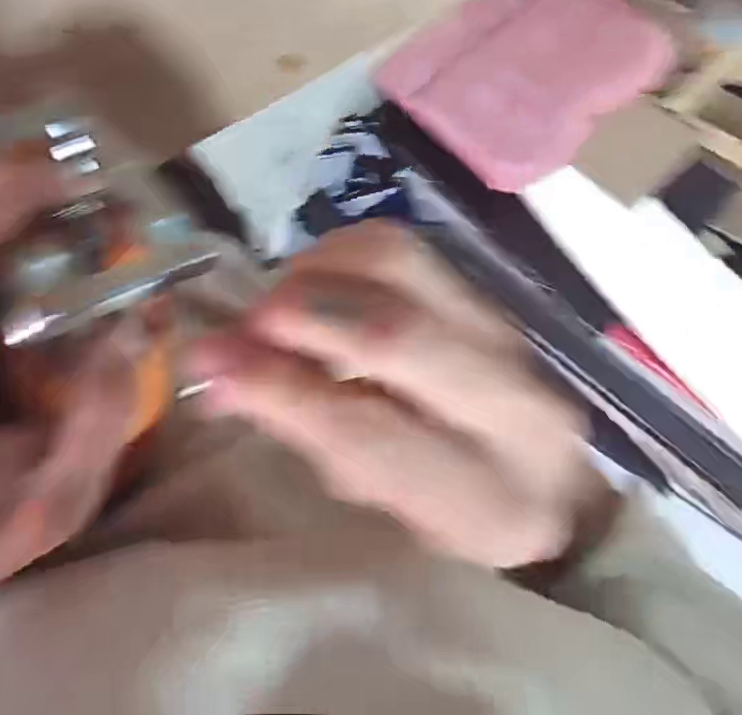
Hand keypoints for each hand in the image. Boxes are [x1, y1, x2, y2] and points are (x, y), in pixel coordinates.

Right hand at [190, 221, 614, 571]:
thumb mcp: (368, 490)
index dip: (282, 390)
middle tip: (243, 323)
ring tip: (278, 304)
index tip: (211, 365)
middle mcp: (515, 404)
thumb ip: (297, 425)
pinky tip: (313, 280)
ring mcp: (503, 330)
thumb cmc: (435, 498)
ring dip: (317, 274)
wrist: (530, 467)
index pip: (372, 434)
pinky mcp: (480, 288)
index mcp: (489, 498)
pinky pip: (398, 243)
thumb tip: (212, 370)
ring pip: (398, 264)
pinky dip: (337, 252)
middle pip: (397, 333)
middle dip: (303, 316)